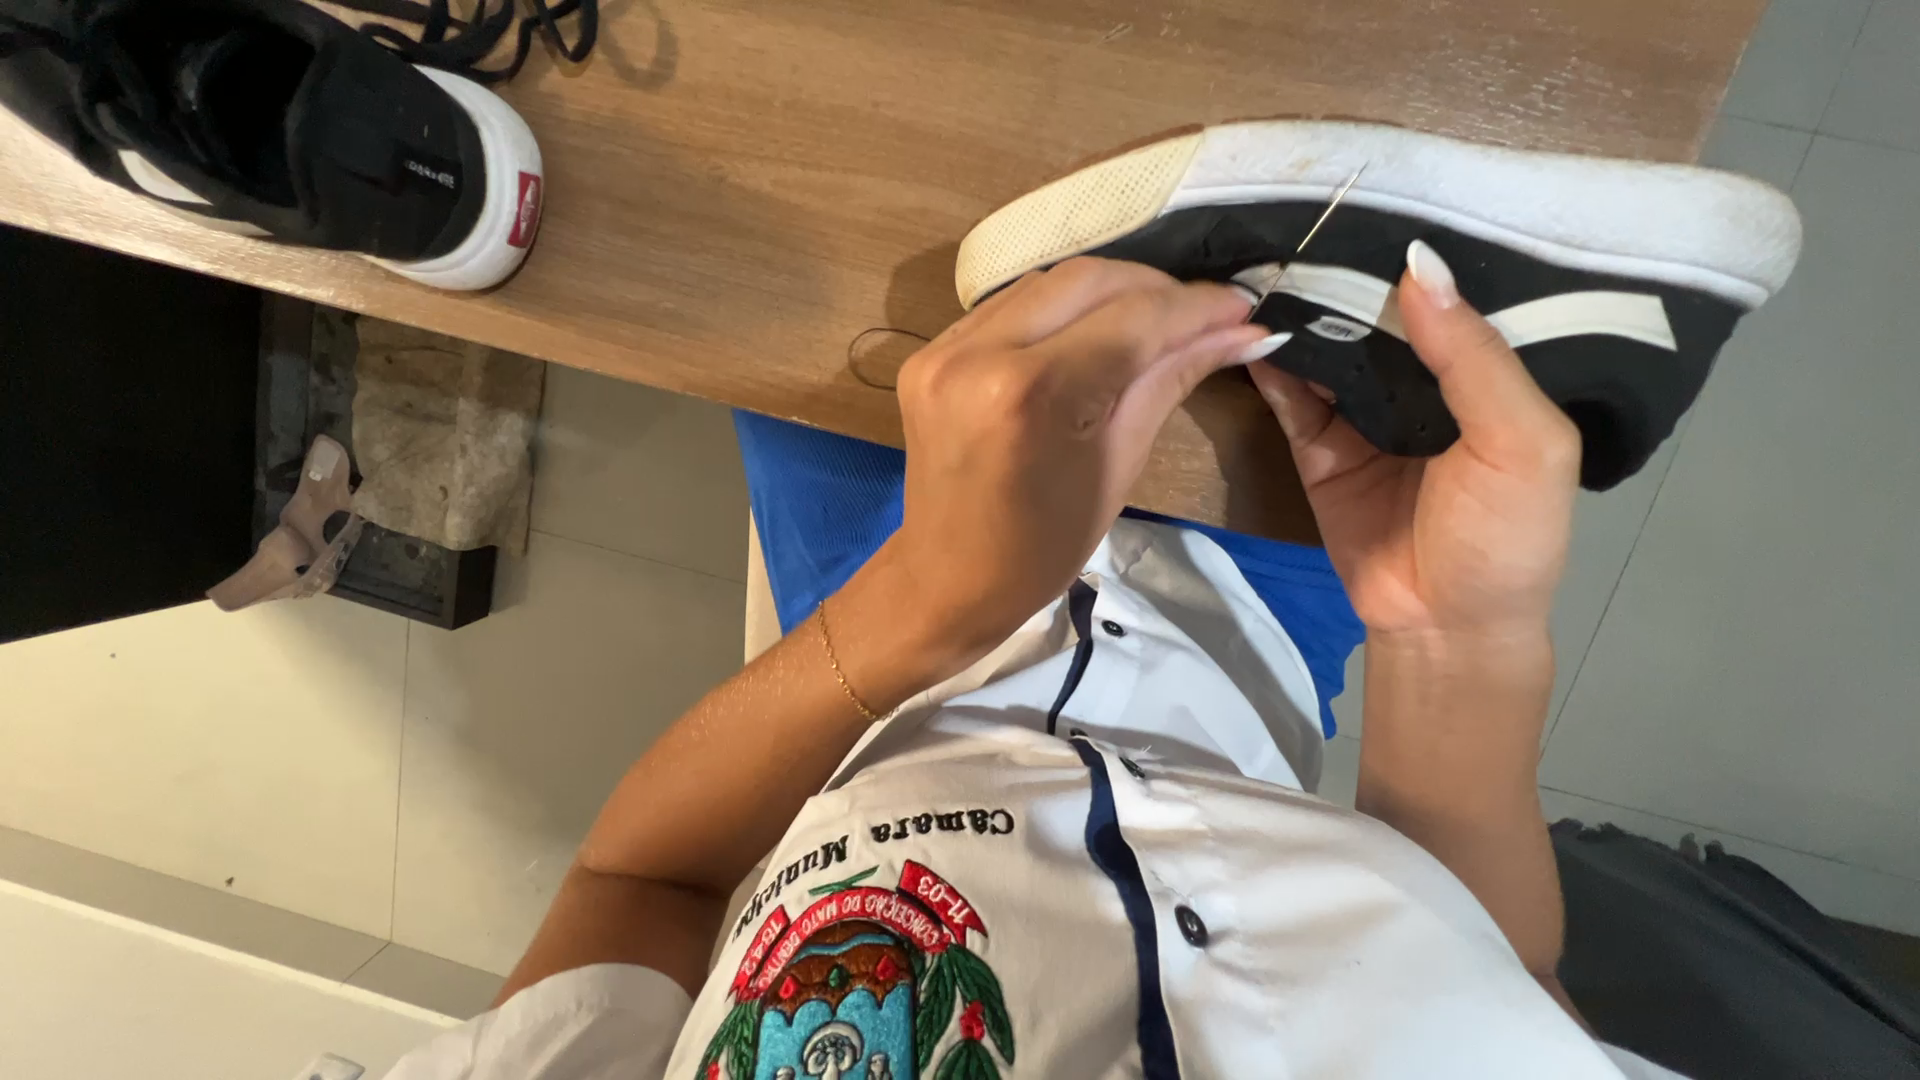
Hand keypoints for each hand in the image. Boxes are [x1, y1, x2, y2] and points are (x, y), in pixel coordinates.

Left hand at [865, 257, 1276, 671]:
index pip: (1132, 320)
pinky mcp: (927, 356)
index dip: (1196, 308)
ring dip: (1108, 291)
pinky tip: (1090, 331)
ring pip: (1044, 283)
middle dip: (1155, 288)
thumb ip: (1169, 382)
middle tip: (1202, 313)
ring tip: (1154, 320)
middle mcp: (979, 355)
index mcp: (1032, 395)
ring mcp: (942, 351)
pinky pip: (1006, 307)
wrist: (947, 579)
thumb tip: (1238, 331)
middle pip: (1086, 280)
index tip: (1242, 308)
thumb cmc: (1040, 549)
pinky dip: (1057, 310)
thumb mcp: (1118, 468)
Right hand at [1248, 240, 1580, 641]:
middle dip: (1352, 277)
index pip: (1454, 300)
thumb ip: (1474, 358)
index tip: (1382, 199)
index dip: (1423, 257)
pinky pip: (1293, 400)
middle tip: (1309, 219)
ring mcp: (1365, 417)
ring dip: (1307, 316)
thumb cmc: (1506, 535)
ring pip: (1332, 354)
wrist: (1440, 623)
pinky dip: (1275, 368)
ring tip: (1272, 263)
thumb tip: (1416, 265)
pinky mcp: (1317, 448)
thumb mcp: (1519, 442)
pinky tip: (1256, 329)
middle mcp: (1425, 387)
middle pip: (1383, 321)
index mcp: (1489, 377)